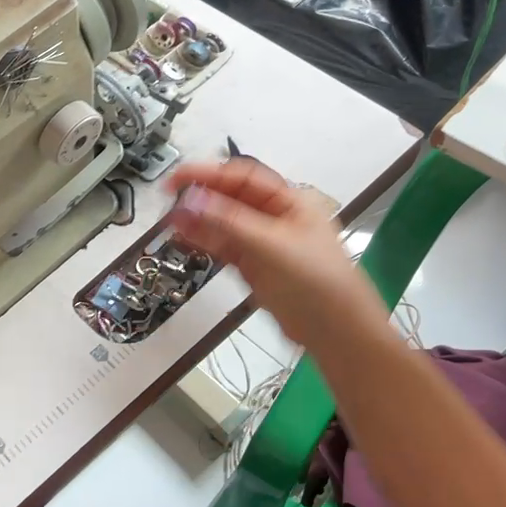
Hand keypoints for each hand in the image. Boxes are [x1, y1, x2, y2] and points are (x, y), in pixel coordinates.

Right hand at [167, 158, 390, 350]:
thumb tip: (190, 199)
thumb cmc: (316, 281)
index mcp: (288, 201)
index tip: (177, 178)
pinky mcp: (251, 263)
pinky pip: (221, 243)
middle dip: (200, 195)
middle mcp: (273, 216)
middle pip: (229, 196)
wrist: (337, 333)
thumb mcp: (272, 245)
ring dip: (196, 218)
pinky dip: (202, 238)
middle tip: (169, 199)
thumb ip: (228, 221)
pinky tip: (183, 235)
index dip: (208, 173)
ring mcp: (261, 240)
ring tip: (169, 219)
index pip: (242, 176)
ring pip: (221, 220)